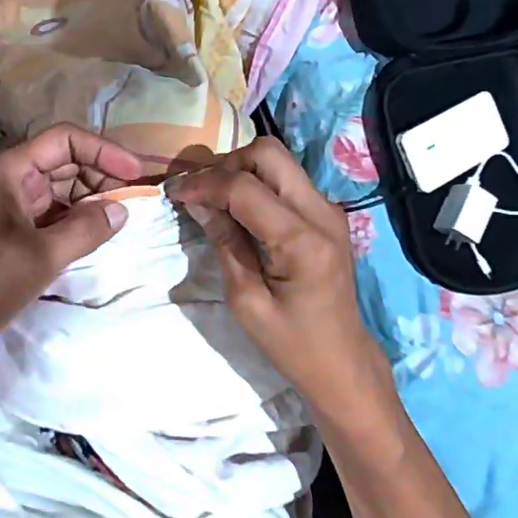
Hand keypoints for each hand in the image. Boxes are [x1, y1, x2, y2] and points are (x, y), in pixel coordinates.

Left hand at [0, 124, 143, 362]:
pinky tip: (99, 228)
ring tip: (123, 212)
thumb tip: (121, 210)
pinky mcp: (13, 226)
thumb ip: (86, 228)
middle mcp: (9, 177)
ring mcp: (10, 202)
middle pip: (64, 158)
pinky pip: (52, 209)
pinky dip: (77, 214)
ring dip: (92, 195)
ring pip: (60, 185)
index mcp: (10, 170)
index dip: (104, 150)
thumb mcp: (43, 255)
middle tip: (136, 196)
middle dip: (101, 172)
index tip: (136, 173)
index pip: (64, 139)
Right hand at [166, 137, 392, 408]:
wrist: (343, 362)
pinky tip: (235, 207)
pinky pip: (284, 178)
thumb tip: (196, 201)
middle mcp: (322, 213)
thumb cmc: (292, 343)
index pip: (244, 188)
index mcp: (303, 241)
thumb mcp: (246, 300)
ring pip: (277, 160)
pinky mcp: (326, 214)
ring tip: (212, 197)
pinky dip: (254, 181)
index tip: (173, 193)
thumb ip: (224, 243)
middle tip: (199, 192)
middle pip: (268, 154)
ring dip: (239, 170)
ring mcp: (329, 210)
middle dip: (225, 165)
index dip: (203, 184)